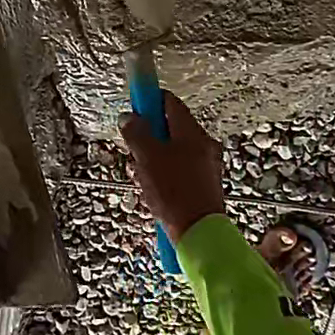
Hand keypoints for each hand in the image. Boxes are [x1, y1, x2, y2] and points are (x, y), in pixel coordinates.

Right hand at [120, 91, 226, 241]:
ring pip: (174, 149)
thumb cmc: (174, 191)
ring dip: (155, 157)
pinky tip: (154, 189)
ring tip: (142, 175)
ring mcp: (206, 164)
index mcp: (191, 131)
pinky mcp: (205, 184)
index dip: (150, 101)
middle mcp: (203, 143)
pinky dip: (165, 172)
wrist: (199, 233)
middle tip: (135, 150)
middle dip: (149, 135)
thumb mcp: (147, 158)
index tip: (134, 109)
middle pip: (172, 127)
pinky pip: (180, 168)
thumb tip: (128, 116)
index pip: (170, 102)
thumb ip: (136, 133)